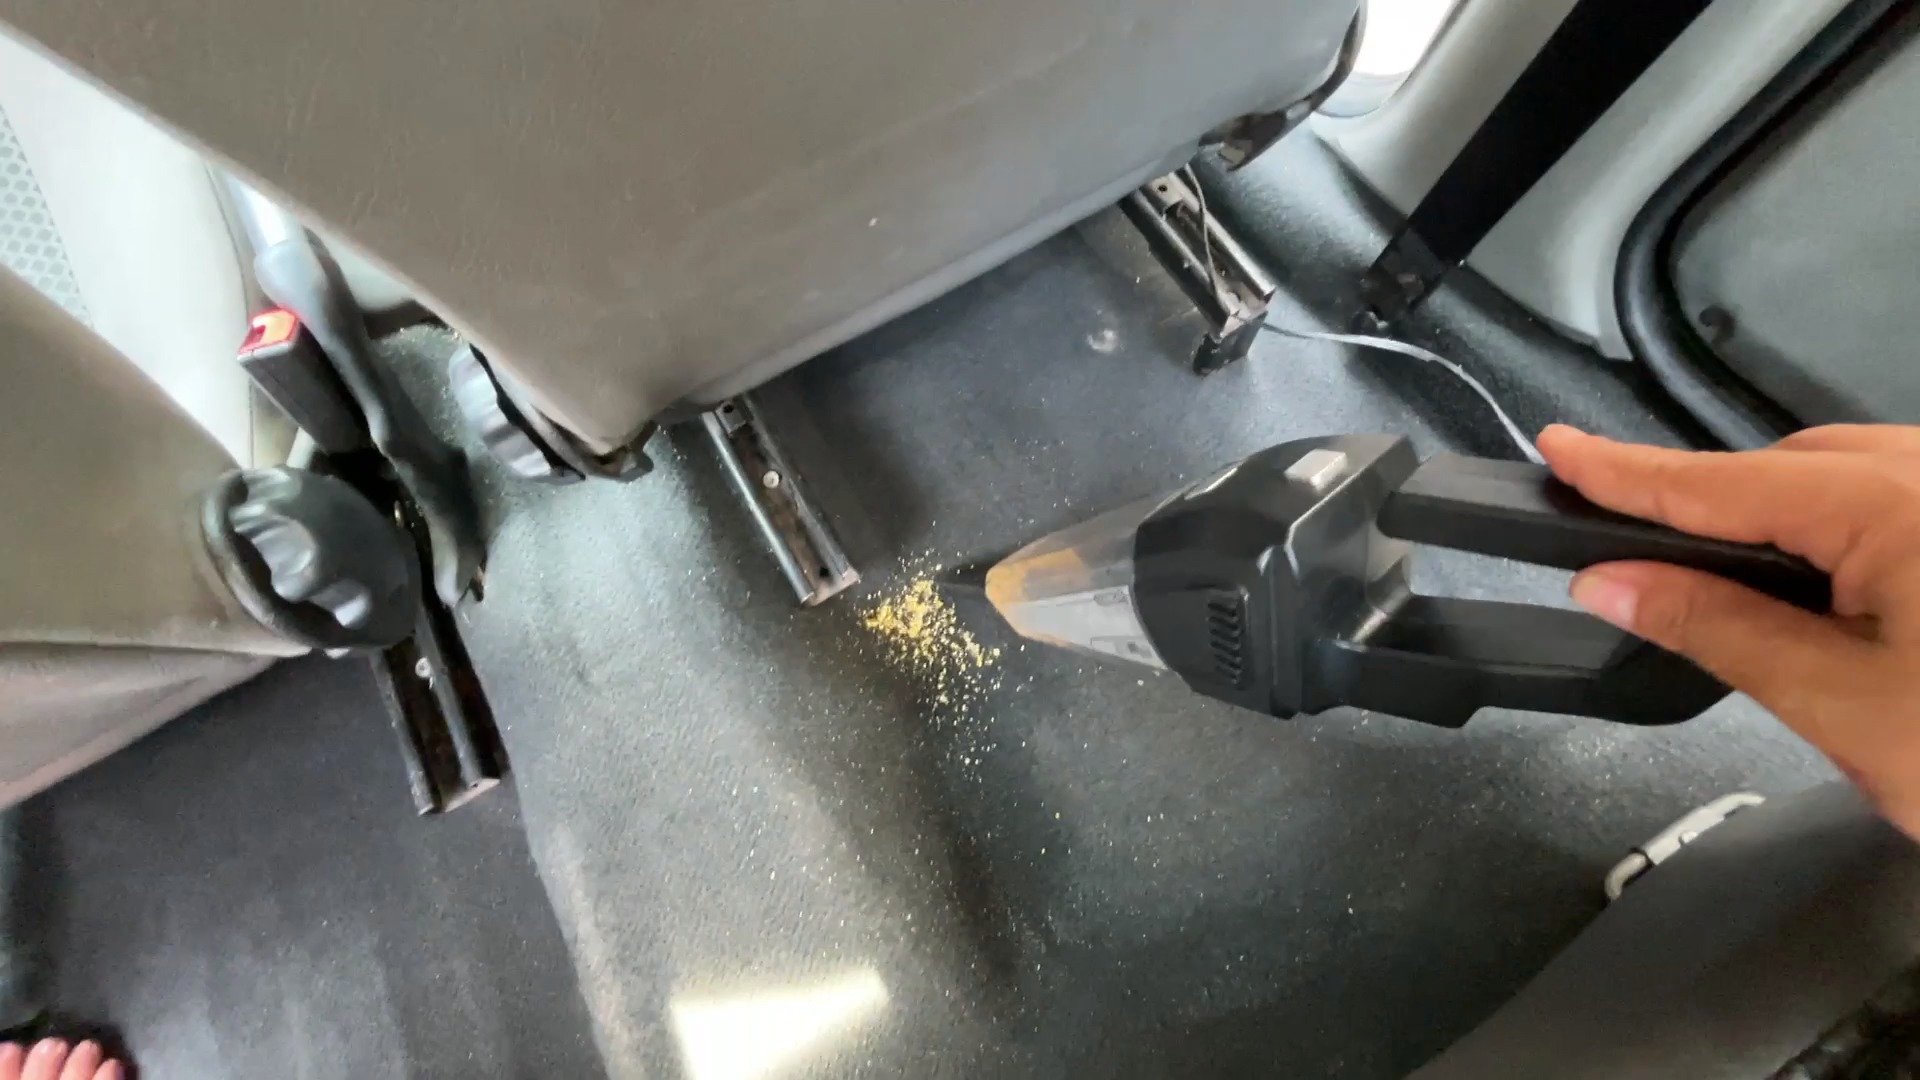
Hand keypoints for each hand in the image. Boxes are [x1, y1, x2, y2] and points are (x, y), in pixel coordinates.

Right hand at [1538, 424, 1919, 838]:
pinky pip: (1916, 500)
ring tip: (1783, 603)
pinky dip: (1859, 531)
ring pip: (1864, 477)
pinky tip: (1863, 593)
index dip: (1622, 469)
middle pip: (1797, 465)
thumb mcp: (1848, 709)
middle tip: (1660, 573)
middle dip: (1718, 506)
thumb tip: (1606, 582)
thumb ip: (1714, 628)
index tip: (1554, 447)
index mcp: (1913, 515)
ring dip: (1793, 523)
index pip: (1720, 483)